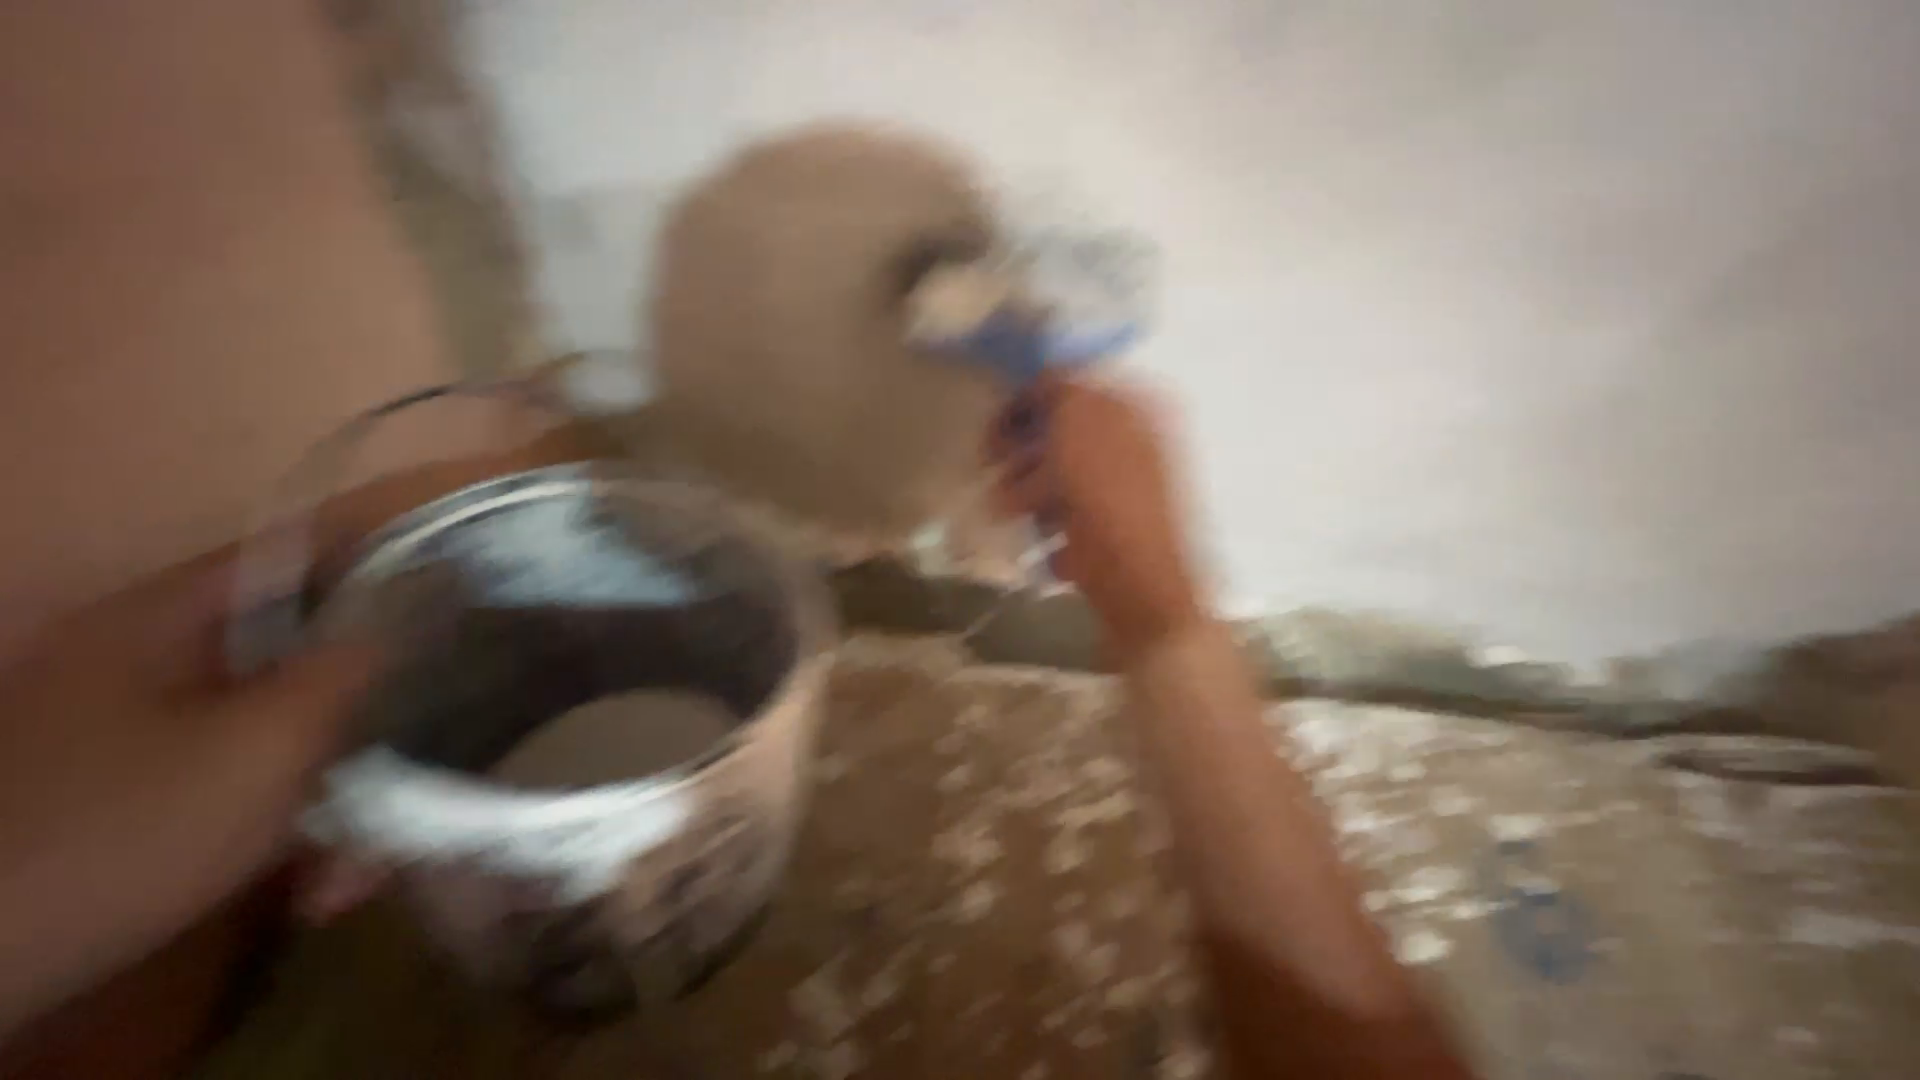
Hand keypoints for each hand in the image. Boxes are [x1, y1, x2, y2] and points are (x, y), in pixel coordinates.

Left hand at [0, 549, 377, 1034]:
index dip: (378, 559)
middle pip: (295, 654)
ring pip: (276, 734)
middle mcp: (144, 666)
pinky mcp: (137, 800)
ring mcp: (134, 737)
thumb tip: (409, 610)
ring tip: (355, 872)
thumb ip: (347, 667)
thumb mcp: (265, 743)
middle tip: (423, 751)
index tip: (452, 587)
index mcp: (157, 624)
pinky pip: (241, 787)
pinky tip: (316, 889)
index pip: (293, 552)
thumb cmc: (125, 834)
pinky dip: (287, 831)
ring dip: (336, 799)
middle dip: (367, 715)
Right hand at [988, 375, 1207, 658]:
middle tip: (997, 469)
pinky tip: (1048, 541)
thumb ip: (1060, 388)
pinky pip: (1065, 513)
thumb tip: (1043, 377)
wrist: (1141, 590)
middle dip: (1023, 452)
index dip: (1028, 399)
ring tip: (1019, 514)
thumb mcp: (1080, 427)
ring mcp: (1125, 487)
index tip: (995, 427)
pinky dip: (1049, 523)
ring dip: (1028, 491)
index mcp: (1138, 407)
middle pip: (1060, 431)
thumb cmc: (1109, 503)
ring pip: (1057, 474)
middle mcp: (1136, 441)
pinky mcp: (1111, 527)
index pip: (1071, 382)